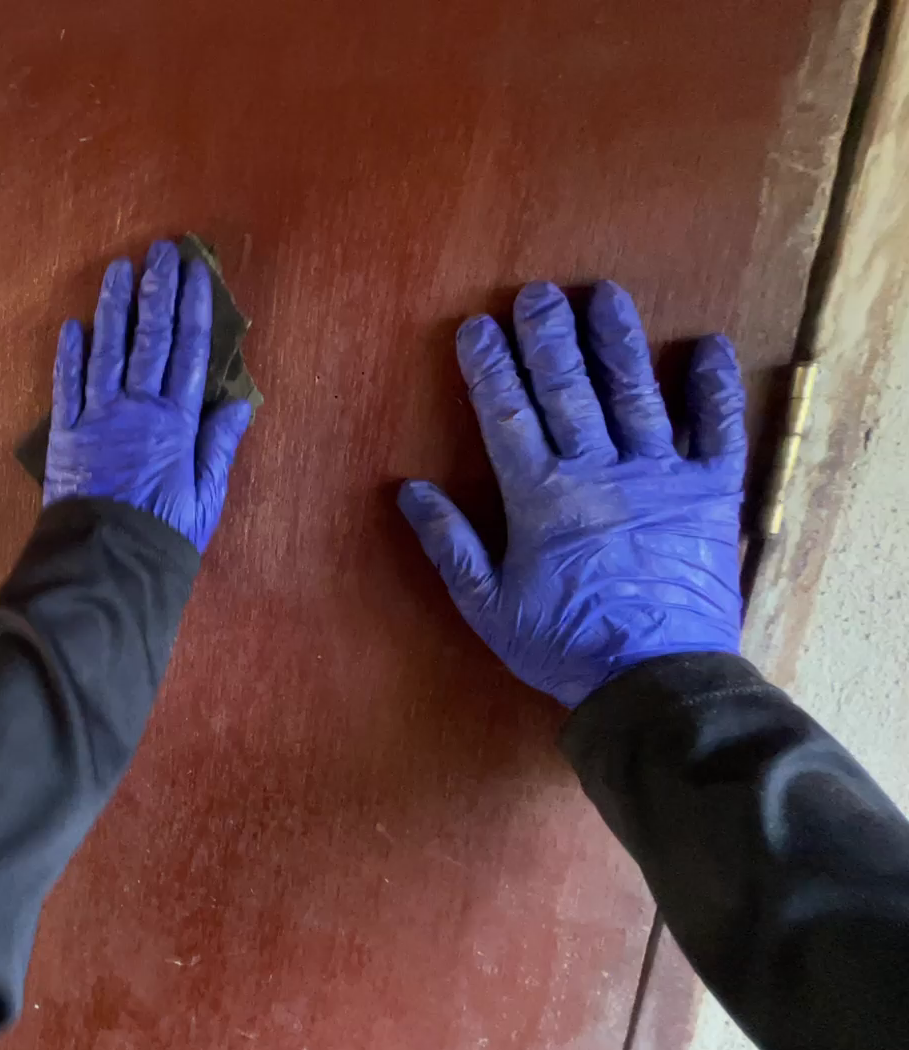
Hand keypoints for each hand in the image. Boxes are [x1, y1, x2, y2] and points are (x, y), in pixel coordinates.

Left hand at [44, 239, 254, 552]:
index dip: (194, 308)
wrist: (108, 559)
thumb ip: (219, 446)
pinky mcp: (65, 434)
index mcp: (176, 422)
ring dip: (113, 308)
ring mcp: (97, 417)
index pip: (190, 352)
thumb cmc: (164, 533)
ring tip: (118, 270)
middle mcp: (137, 408)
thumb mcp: (207, 496)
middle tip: (159, 252)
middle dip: (156, 292)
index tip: (196, 271)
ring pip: (106, 352)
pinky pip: (66, 386)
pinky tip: (71, 326)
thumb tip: (240, 401)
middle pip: (150, 340)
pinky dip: (68, 356)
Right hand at [398, 281, 745, 707]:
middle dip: (548, 339)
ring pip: (637, 395)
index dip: (488, 369)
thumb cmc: (558, 639)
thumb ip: (448, 540)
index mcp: (540, 497)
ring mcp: (663, 477)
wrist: (656, 678)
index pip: (506, 416)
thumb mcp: (483, 600)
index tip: (476, 328)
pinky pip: (718, 431)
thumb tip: (408, 489)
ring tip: (602, 295)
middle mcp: (601, 472)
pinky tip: (704, 347)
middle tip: (536, 293)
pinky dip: (711, 388)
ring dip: (618, 342)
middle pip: (569, 392)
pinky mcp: (713, 494)